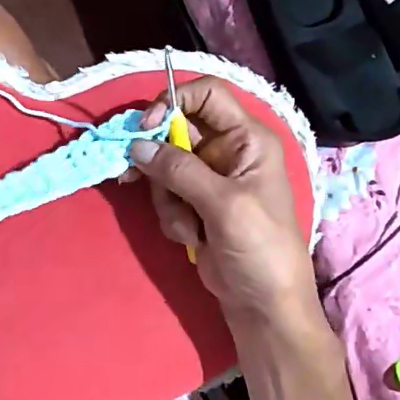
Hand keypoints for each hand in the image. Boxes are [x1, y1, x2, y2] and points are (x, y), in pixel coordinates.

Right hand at [131, 77, 315, 322]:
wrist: (265, 306)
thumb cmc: (260, 248)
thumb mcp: (224, 204)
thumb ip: (179, 170)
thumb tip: (136, 145)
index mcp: (247, 139)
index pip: (208, 93)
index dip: (175, 101)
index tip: (147, 126)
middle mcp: (228, 151)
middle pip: (177, 131)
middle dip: (159, 160)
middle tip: (134, 177)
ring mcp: (209, 179)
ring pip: (164, 166)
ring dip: (167, 198)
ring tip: (190, 228)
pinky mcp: (195, 204)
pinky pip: (165, 194)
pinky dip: (171, 216)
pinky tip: (191, 238)